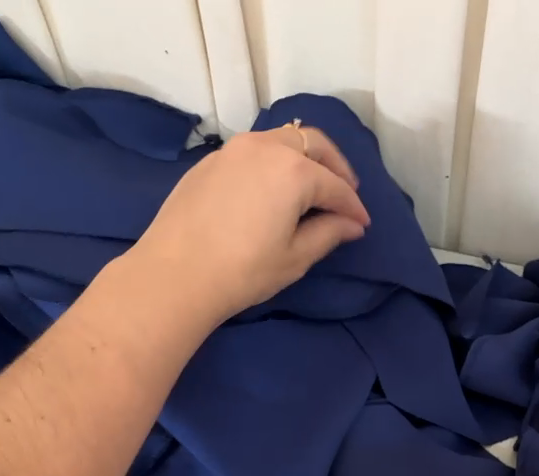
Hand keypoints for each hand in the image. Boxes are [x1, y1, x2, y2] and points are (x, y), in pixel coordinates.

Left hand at [128, 123, 371, 321]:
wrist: (176, 272)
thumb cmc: (244, 270)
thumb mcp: (295, 257)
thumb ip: (328, 233)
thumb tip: (351, 224)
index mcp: (293, 171)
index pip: (336, 186)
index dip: (353, 207)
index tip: (362, 225)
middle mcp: (266, 147)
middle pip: (312, 143)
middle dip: (335, 166)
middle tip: (345, 193)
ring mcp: (234, 149)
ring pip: (282, 140)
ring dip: (304, 158)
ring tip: (313, 188)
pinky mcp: (212, 160)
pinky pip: (256, 150)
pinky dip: (276, 162)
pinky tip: (277, 189)